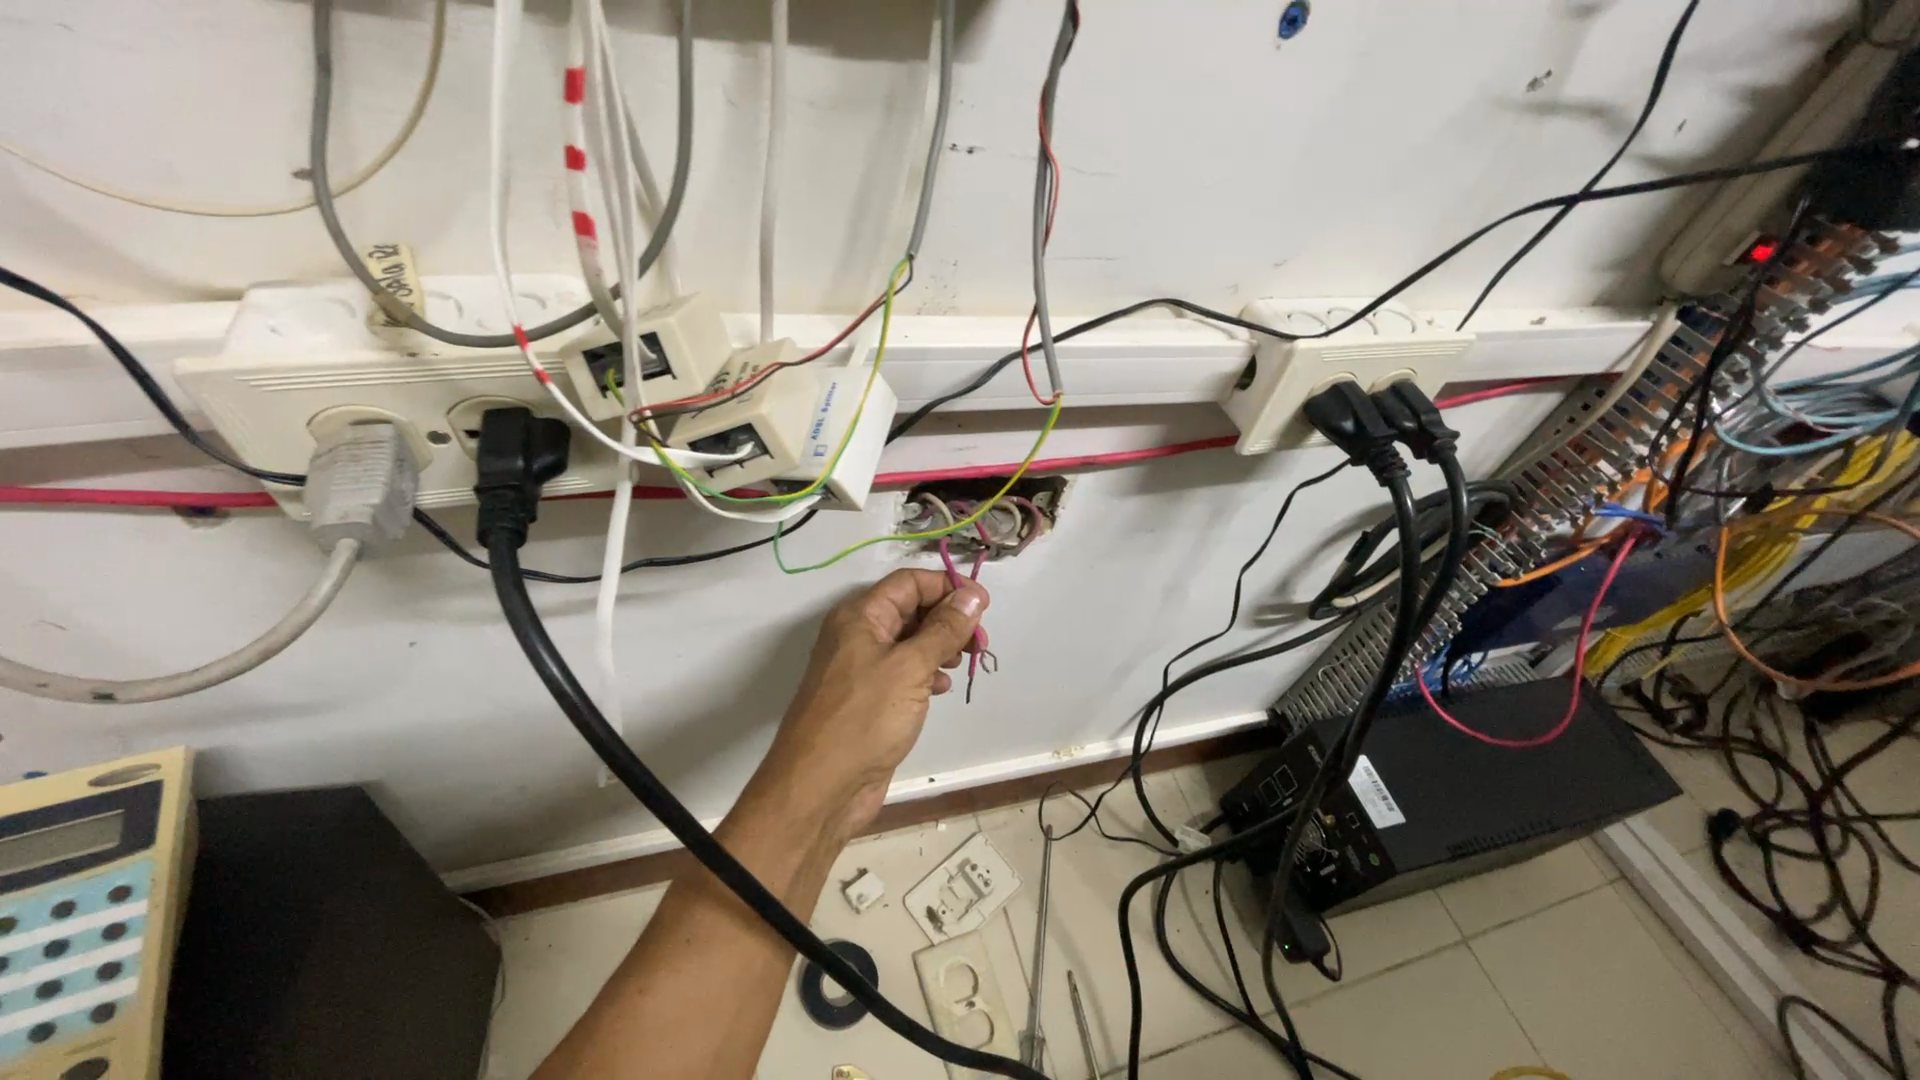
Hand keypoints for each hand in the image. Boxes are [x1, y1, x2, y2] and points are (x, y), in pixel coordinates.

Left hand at [759, 569, 988, 839]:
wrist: (821, 787)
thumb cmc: (864, 719)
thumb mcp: (910, 667)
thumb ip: (943, 629)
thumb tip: (972, 595)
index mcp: (860, 617)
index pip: (909, 582)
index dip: (947, 586)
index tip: (983, 605)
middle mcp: (858, 636)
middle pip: (910, 609)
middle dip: (948, 618)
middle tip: (979, 642)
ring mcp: (862, 669)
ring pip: (909, 642)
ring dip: (941, 646)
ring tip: (965, 662)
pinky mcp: (869, 699)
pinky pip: (904, 672)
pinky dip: (927, 673)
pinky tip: (941, 688)